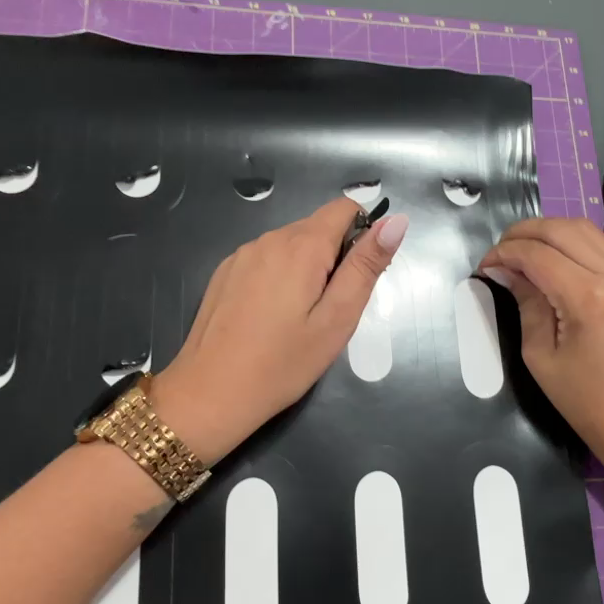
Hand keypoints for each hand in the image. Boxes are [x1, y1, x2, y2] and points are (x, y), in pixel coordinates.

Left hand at [152, 198, 407, 463]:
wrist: (209, 395)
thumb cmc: (282, 364)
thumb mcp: (337, 320)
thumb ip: (366, 266)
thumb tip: (394, 220)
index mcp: (302, 247)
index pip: (344, 208)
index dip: (363, 234)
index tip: (359, 277)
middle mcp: (270, 239)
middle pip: (317, 227)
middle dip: (335, 257)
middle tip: (331, 311)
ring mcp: (242, 255)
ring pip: (290, 244)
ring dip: (307, 268)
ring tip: (300, 319)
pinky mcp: (224, 273)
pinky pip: (265, 260)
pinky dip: (279, 277)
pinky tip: (270, 318)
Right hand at [478, 219, 603, 467]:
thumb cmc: (586, 400)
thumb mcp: (541, 357)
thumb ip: (526, 304)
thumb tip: (507, 271)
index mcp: (587, 299)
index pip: (537, 255)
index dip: (504, 253)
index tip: (484, 267)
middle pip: (561, 229)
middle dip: (522, 233)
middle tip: (498, 254)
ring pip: (583, 228)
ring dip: (547, 231)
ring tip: (521, 252)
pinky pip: (599, 244)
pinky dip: (570, 240)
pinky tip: (551, 259)